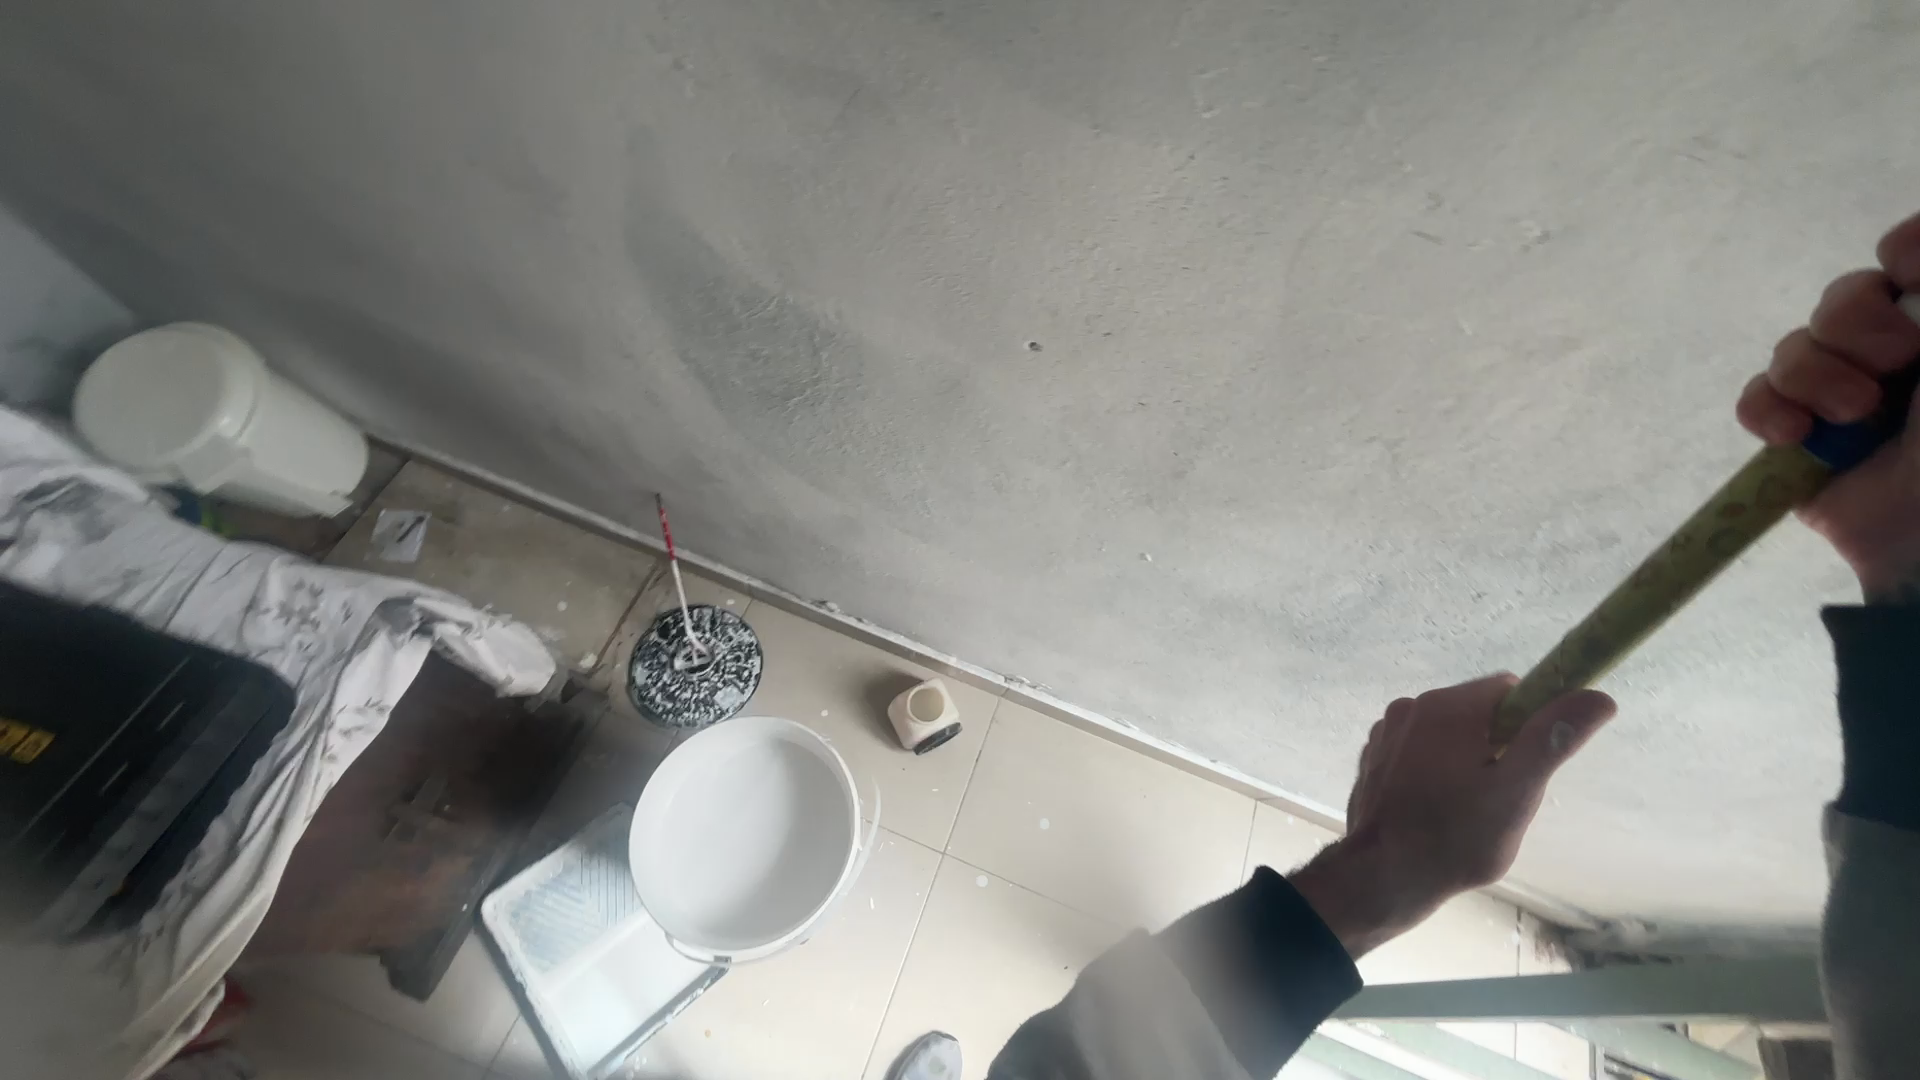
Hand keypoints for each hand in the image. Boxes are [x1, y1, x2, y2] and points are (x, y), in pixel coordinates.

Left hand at [1290, 676, 1614, 957]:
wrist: (1383, 871)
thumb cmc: (1457, 834)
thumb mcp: (1517, 789)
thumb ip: (1552, 739)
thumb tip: (1596, 696)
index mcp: (1444, 706)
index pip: (1508, 690)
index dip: (1531, 722)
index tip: (1531, 763)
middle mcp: (1409, 707)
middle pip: (1477, 711)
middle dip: (1498, 745)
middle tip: (1501, 794)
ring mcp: (1386, 730)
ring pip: (1448, 732)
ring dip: (1466, 758)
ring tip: (1468, 806)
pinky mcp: (1375, 754)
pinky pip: (1419, 748)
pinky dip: (1434, 767)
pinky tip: (1437, 805)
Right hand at [1736, 212, 1919, 601]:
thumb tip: (1910, 268)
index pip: (1914, 251)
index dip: (1907, 248)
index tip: (1913, 274)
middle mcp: (1900, 347)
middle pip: (1847, 293)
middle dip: (1854, 323)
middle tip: (1893, 361)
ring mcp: (1841, 389)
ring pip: (1794, 346)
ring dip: (1811, 377)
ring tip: (1847, 417)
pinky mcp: (1793, 428)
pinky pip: (1754, 398)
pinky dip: (1763, 413)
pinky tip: (1791, 438)